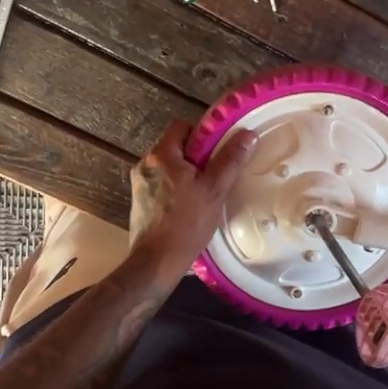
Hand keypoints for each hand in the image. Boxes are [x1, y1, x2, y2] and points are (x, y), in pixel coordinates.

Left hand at [126, 121, 257, 285]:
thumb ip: (230, 160)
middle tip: (217, 172)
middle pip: (175, 147)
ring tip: (206, 191)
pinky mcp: (139, 202)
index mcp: (161, 155)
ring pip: (168, 167)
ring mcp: (140, 184)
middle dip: (196, 156)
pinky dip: (175, 189)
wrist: (156, 262)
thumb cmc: (186, 223)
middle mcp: (145, 164)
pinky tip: (190, 206)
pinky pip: (161, 185)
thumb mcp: (214, 190)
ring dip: (186, 174)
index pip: (181, 126)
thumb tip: (248, 134)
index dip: (202, 133)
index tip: (219, 148)